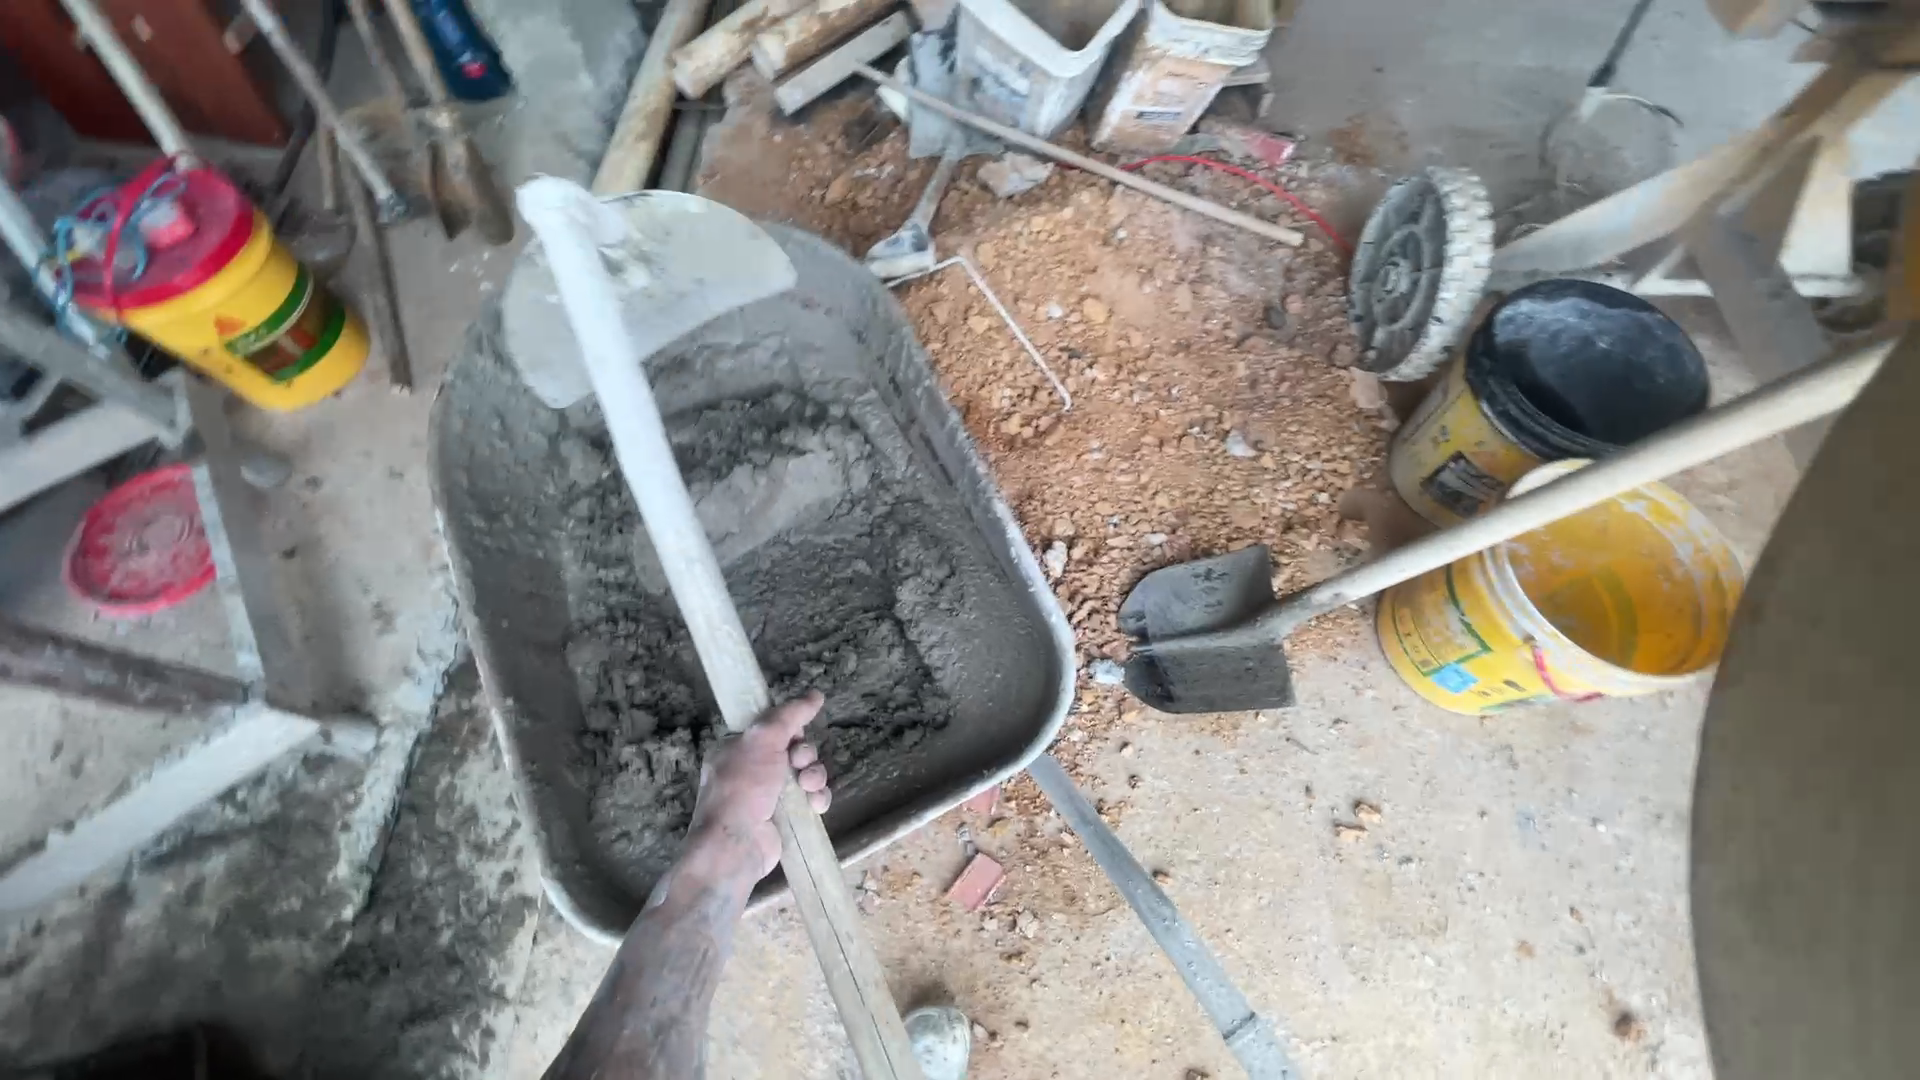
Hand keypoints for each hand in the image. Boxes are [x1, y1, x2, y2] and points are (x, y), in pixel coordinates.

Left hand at [683, 691, 830, 884]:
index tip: (795, 735)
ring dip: (815, 777)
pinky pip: (811, 798)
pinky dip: (817, 799)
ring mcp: (770, 796)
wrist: (736, 846)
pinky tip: (815, 805)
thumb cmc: (742, 787)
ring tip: (808, 787)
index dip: (791, 730)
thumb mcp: (762, 740)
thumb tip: (816, 694)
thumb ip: (790, 715)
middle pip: (796, 749)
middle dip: (805, 755)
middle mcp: (752, 770)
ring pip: (808, 773)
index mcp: (738, 749)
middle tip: (799, 764)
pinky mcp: (786, 817)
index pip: (774, 728)